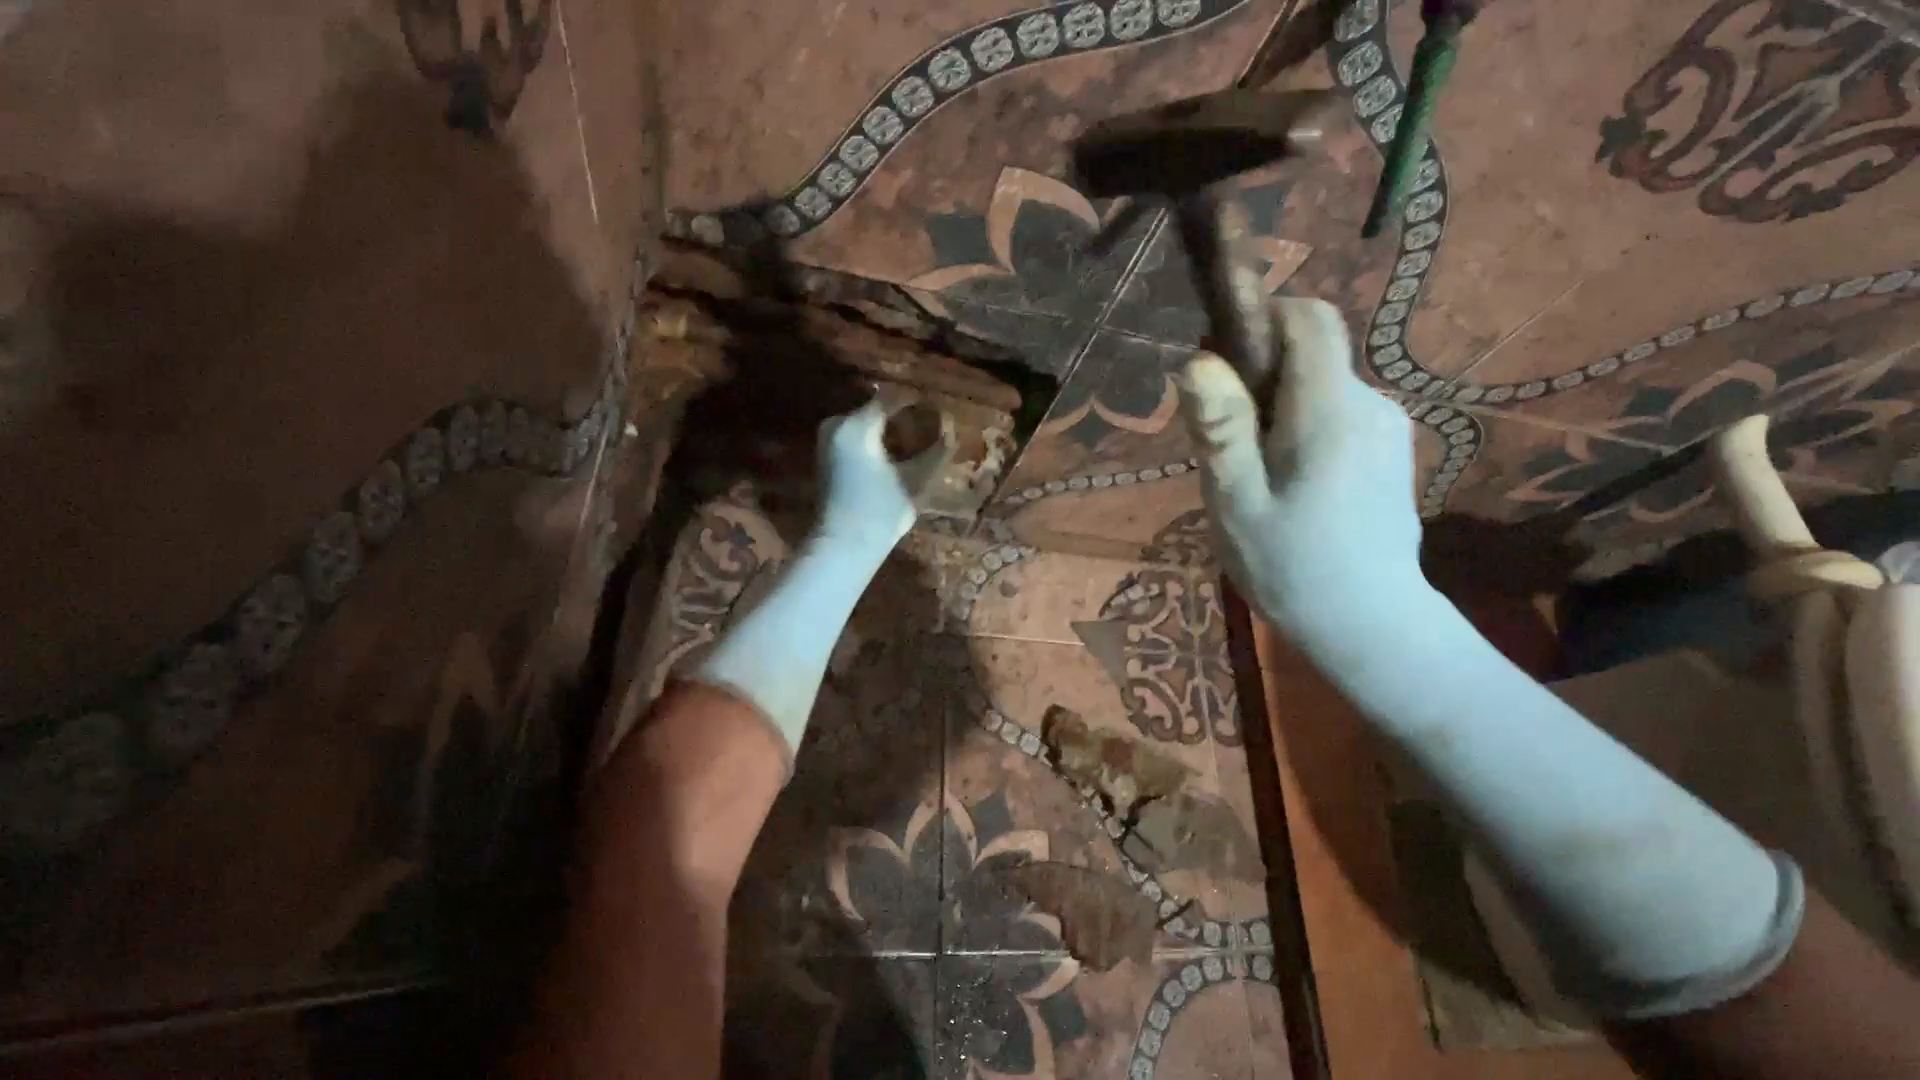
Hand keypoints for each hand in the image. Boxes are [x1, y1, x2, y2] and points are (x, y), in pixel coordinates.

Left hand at [813, 396, 954, 551]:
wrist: (843, 543)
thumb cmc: (881, 512)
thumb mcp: (915, 480)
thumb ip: (936, 451)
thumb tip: (952, 431)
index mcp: (856, 425)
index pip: (892, 398)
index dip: (917, 399)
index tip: (939, 403)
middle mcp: (837, 423)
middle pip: (877, 406)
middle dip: (903, 411)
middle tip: (931, 418)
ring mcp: (828, 438)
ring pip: (866, 419)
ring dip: (890, 424)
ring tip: (917, 432)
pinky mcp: (827, 453)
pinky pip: (857, 432)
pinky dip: (876, 435)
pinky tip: (896, 447)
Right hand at [1176, 298, 1424, 644]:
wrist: (1371, 625)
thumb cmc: (1293, 569)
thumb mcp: (1237, 503)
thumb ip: (1221, 428)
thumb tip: (1197, 357)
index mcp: (1331, 411)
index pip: (1310, 318)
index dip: (1263, 319)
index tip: (1224, 366)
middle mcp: (1370, 404)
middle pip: (1310, 355)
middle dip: (1260, 382)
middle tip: (1227, 451)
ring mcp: (1388, 427)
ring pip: (1320, 388)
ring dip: (1279, 413)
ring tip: (1258, 481)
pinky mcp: (1391, 450)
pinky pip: (1338, 415)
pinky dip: (1305, 432)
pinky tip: (1294, 491)